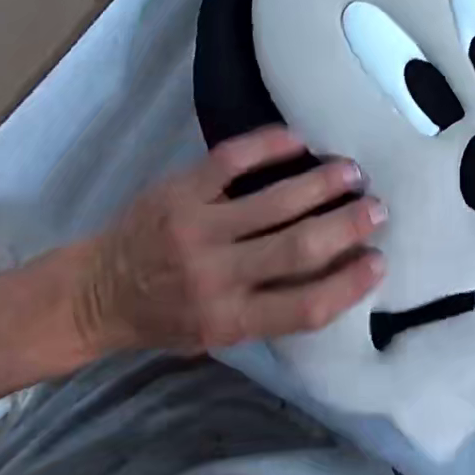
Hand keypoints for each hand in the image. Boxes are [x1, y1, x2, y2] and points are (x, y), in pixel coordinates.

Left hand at [65, 126, 386, 355]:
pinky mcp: (180, 190)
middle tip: (378, 207)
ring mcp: (196, 228)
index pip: (305, 306)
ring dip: (323, 183)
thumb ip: (273, 308)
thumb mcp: (220, 334)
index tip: (379, 260)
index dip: (350, 283)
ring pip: (275, 200)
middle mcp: (216, 276)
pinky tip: (299, 140)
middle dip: (348, 224)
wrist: (96, 292)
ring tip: (353, 172)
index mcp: (229, 319)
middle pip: (298, 247)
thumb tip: (337, 270)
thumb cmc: (169, 317)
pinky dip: (271, 145)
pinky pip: (232, 159)